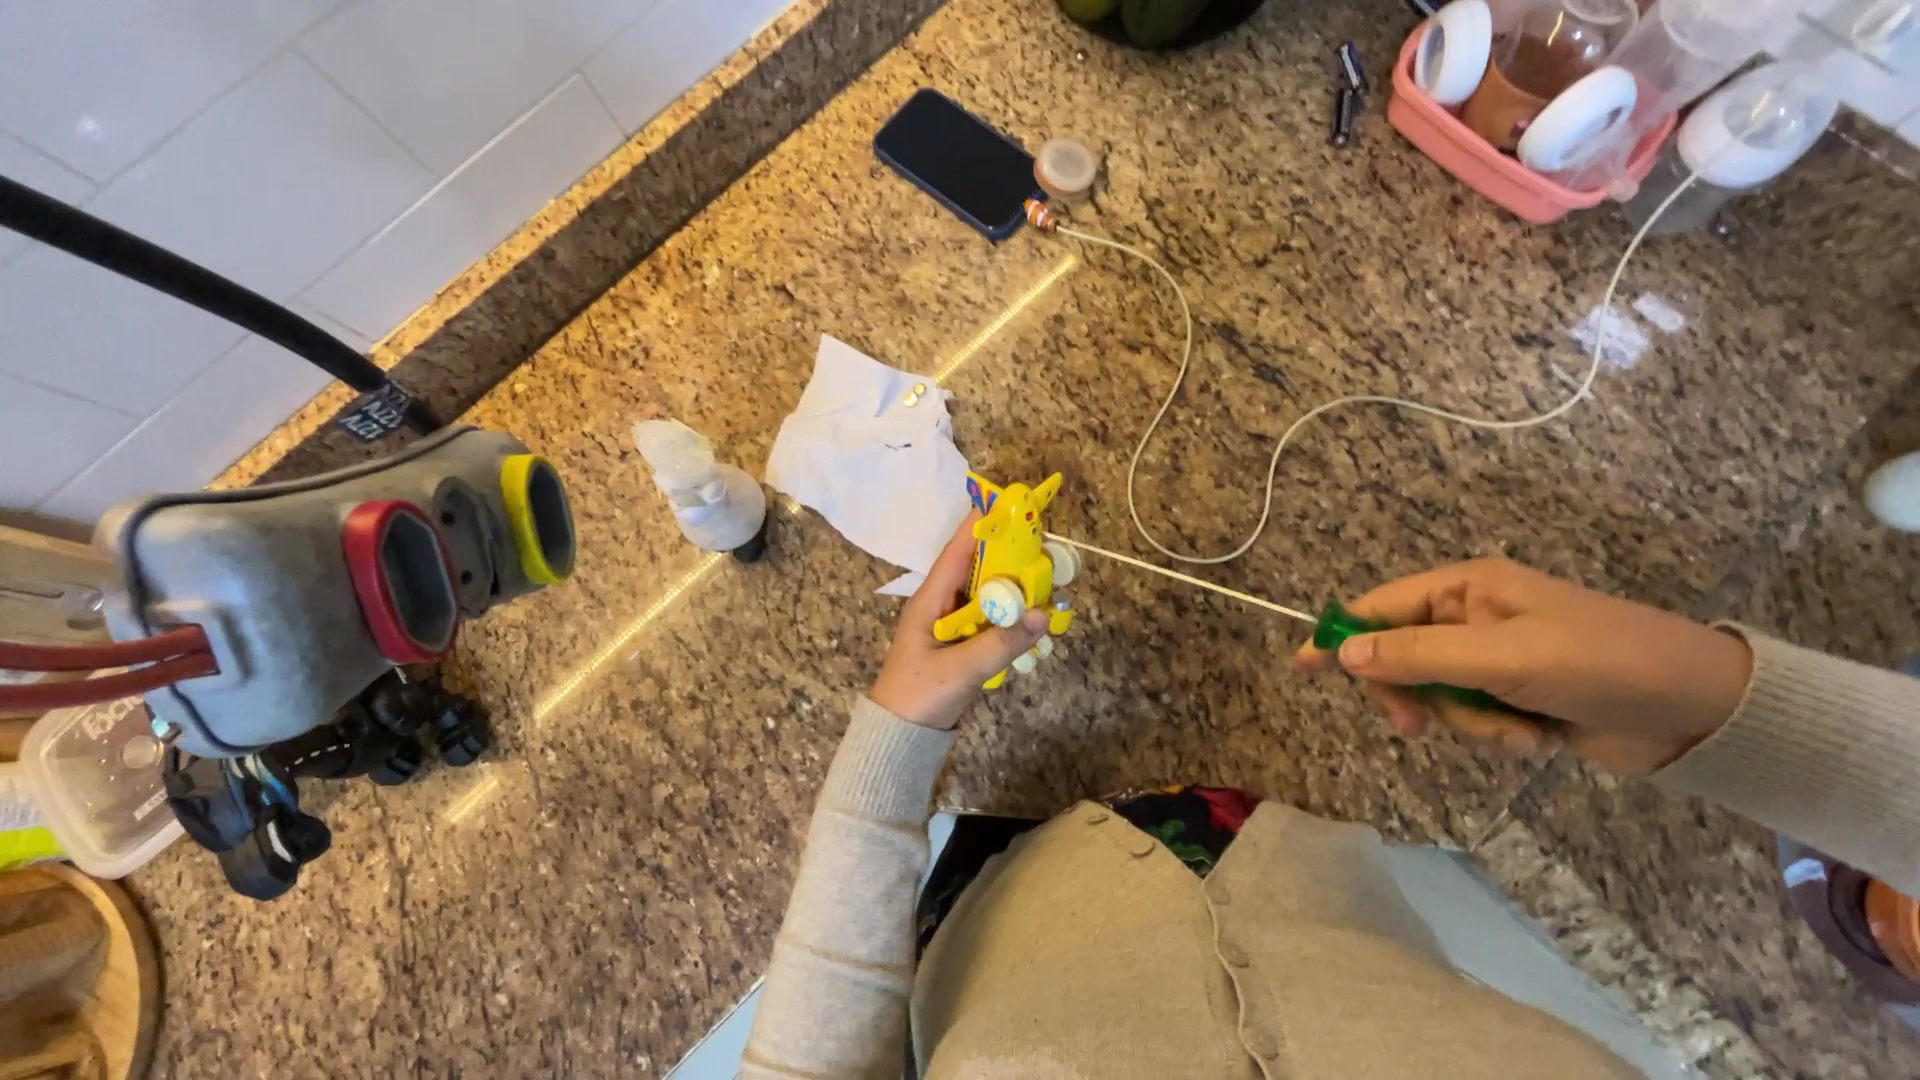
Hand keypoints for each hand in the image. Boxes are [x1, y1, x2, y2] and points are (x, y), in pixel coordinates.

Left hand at [870, 513, 1050, 729]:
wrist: (901, 737)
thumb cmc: (919, 696)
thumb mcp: (959, 670)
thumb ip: (1000, 643)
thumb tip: (1044, 615)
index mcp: (930, 601)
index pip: (957, 553)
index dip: (980, 527)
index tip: (1006, 503)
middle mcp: (942, 605)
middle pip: (978, 570)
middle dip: (1009, 556)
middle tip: (1044, 544)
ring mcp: (954, 626)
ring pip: (988, 595)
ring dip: (1015, 588)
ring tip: (1050, 577)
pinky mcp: (965, 645)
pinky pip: (993, 620)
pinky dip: (1013, 616)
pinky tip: (1037, 617)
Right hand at [1294, 559, 1752, 774]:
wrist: (1702, 712)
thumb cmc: (1600, 663)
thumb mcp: (1502, 656)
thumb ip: (1418, 654)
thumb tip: (1344, 653)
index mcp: (1466, 589)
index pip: (1379, 608)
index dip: (1341, 636)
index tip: (1303, 666)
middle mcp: (1471, 618)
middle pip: (1399, 657)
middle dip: (1410, 695)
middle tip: (1415, 728)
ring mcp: (1492, 660)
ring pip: (1435, 695)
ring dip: (1466, 722)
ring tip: (1512, 732)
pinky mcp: (1514, 697)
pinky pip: (1472, 718)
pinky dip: (1495, 735)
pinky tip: (1535, 738)